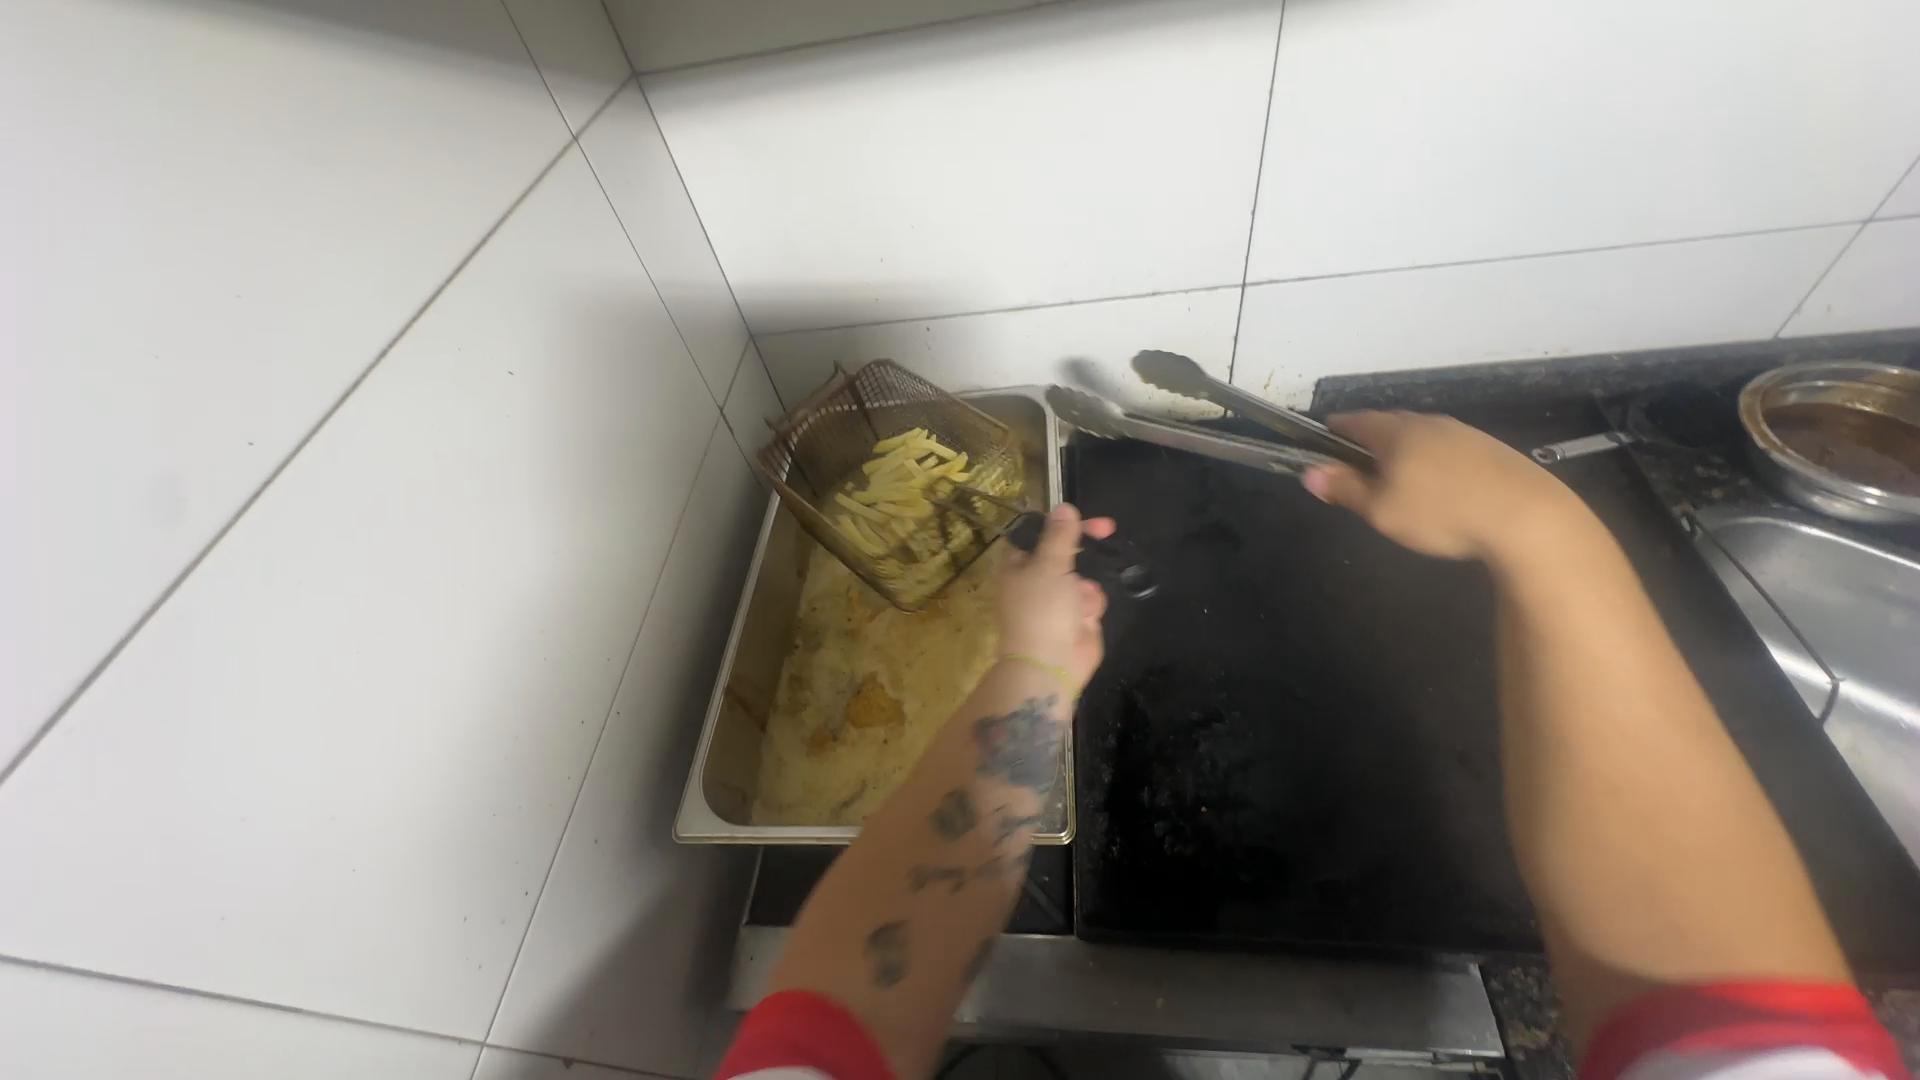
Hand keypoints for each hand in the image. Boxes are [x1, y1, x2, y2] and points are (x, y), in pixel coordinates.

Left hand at [996, 503, 1113, 694]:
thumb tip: (1063, 507)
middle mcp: (1036, 580)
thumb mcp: (1049, 565)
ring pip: (1083, 575)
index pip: (1036, 533)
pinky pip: (1091, 598)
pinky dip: (1092, 605)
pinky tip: (1085, 618)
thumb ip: (1060, 535)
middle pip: (1064, 552)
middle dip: (1084, 547)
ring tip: (1080, 600)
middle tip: (1107, 530)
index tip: (1079, 514)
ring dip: (1087, 584)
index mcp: (1017, 566)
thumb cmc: (1041, 610)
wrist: (1050, 665)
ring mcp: (1057, 600)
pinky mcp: (1077, 618)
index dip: (1057, 522)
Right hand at [1302, 410, 1589, 562]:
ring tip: (1394, 478)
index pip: (1354, 420)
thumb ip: (1344, 489)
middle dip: (1367, 441)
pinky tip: (1436, 486)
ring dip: (1401, 450)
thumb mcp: (1381, 510)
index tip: (1321, 445)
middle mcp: (1429, 423)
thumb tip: (1309, 472)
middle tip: (1354, 467)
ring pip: (1420, 435)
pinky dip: (1431, 460)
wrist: (1529, 518)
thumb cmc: (1441, 513)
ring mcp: (1464, 434)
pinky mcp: (1491, 450)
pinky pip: (1446, 448)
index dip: (1333, 430)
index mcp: (1396, 432)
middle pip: (1388, 424)